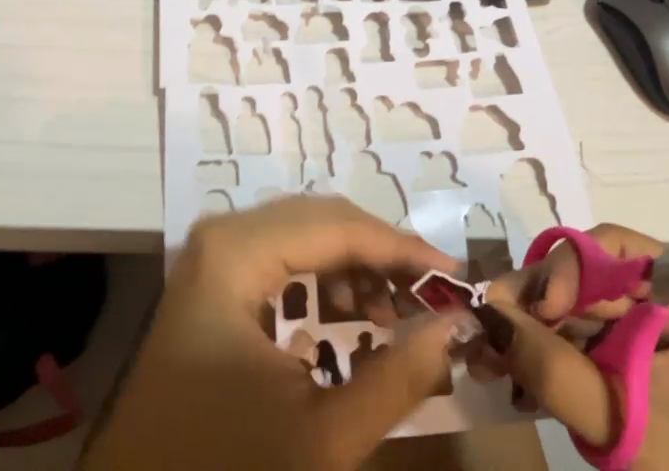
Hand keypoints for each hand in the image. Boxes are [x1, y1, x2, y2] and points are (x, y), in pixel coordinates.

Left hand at [81, 196, 465, 470]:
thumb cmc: (225, 465)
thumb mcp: (323, 435)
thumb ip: (398, 376)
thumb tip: (455, 327)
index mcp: (237, 254)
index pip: (341, 228)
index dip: (405, 251)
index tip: (458, 280)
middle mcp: (221, 237)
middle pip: (322, 221)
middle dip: (383, 255)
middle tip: (434, 297)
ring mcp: (211, 258)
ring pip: (302, 236)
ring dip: (355, 267)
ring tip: (396, 315)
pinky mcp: (210, 284)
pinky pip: (279, 260)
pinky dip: (322, 281)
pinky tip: (350, 318)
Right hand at [468, 225, 668, 470]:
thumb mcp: (620, 417)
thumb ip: (553, 367)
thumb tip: (487, 314)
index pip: (618, 249)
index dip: (569, 269)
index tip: (537, 310)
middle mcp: (668, 299)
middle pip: (586, 276)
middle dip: (534, 305)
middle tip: (486, 332)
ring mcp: (643, 329)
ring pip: (570, 308)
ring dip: (527, 331)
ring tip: (489, 361)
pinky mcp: (623, 358)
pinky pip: (572, 339)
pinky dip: (539, 354)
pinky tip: (510, 376)